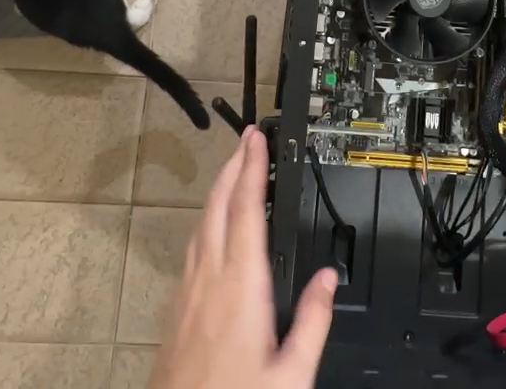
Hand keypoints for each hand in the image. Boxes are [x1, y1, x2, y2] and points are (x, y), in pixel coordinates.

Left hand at [150, 127, 338, 388]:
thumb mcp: (292, 374)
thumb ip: (313, 321)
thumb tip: (328, 279)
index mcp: (241, 287)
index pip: (246, 209)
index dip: (252, 168)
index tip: (257, 139)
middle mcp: (209, 281)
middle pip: (217, 206)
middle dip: (232, 166)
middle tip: (247, 139)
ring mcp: (188, 293)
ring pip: (201, 224)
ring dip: (218, 191)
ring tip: (235, 172)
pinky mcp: (177, 310)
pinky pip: (193, 248)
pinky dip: (208, 221)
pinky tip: (215, 228)